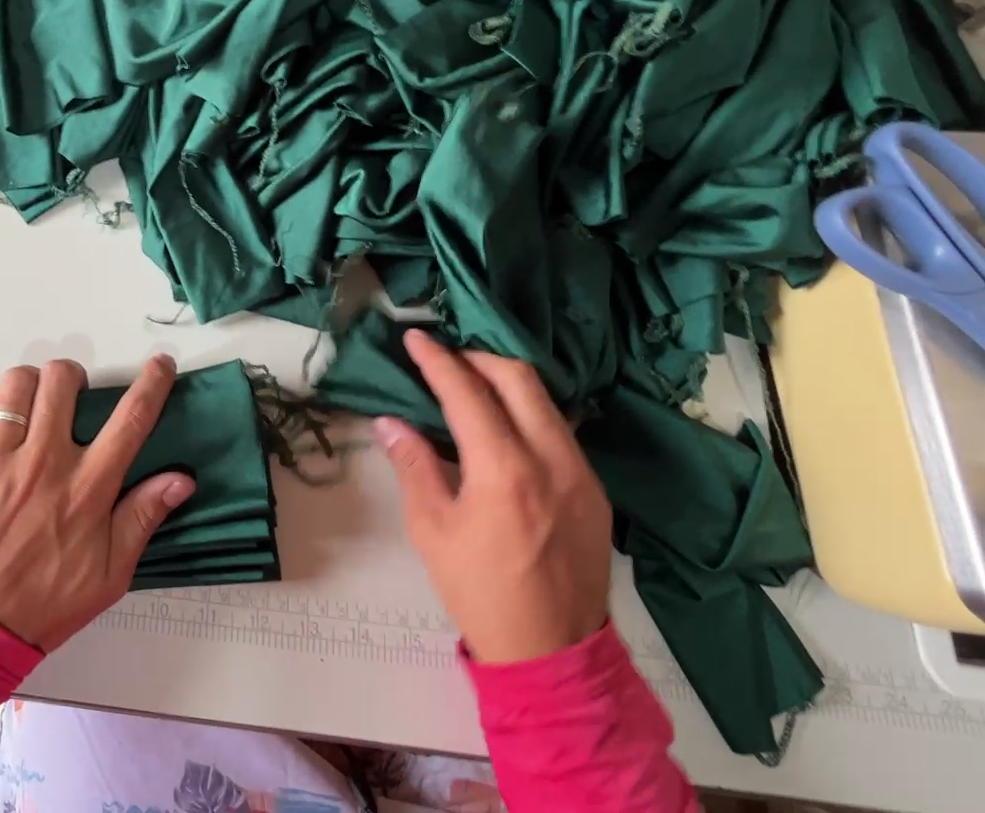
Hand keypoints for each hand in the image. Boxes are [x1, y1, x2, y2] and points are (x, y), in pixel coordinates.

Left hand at [0, 355, 194, 650]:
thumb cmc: (45, 604)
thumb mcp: (109, 575)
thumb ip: (142, 520)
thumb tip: (181, 478)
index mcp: (86, 487)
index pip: (130, 420)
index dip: (152, 384)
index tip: (160, 364)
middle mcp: (43, 461)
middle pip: (63, 382)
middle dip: (74, 377)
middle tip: (70, 397)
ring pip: (16, 384)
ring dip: (28, 385)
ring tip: (27, 405)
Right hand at [373, 329, 612, 664]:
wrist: (551, 648)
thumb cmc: (477, 589)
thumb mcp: (431, 528)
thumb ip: (413, 465)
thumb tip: (389, 422)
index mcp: (503, 469)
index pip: (467, 393)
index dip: (437, 360)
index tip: (415, 338)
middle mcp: (551, 458)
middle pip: (519, 378)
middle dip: (478, 357)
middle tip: (445, 358)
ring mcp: (581, 472)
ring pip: (546, 401)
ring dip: (506, 382)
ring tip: (471, 384)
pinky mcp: (594, 488)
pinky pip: (560, 430)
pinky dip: (528, 413)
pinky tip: (503, 427)